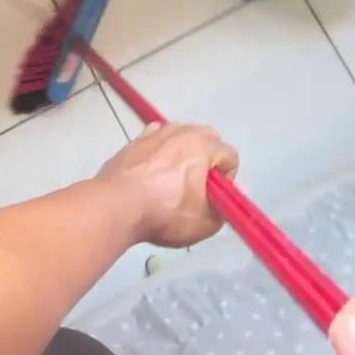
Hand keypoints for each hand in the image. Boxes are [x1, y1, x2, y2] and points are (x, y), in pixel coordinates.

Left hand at [94, 123, 238, 247]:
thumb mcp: (206, 222)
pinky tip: (152, 171)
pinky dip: (159, 150)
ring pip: (179, 133)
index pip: (230, 155)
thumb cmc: (166, 213)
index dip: (227, 178)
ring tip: (173, 178)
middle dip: (208, 158)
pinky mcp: (133, 141)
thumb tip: (238, 189)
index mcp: (203, 146)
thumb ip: (226, 205)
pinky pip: (154, 139)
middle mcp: (180, 132)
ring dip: (183, 151)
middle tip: (197, 185)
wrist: (115, 205)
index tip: (214, 196)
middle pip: (206, 137)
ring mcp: (154, 133)